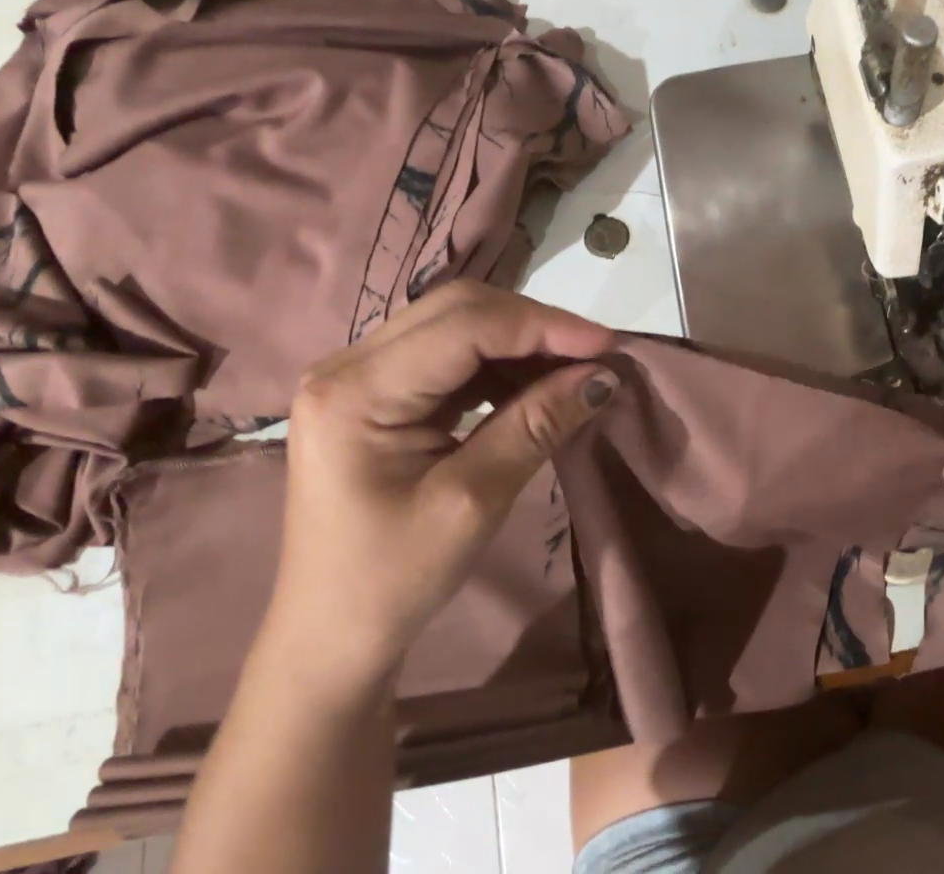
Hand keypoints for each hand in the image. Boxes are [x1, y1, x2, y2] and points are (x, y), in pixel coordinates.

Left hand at [269, 281, 617, 687]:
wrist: (334, 632)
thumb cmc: (395, 576)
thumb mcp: (474, 500)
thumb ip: (536, 425)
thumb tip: (604, 374)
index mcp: (356, 391)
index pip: (464, 327)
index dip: (543, 327)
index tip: (609, 346)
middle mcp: (347, 366)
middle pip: (456, 311)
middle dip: (533, 326)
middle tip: (596, 357)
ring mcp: (357, 377)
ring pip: (455, 326)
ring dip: (519, 342)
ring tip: (573, 373)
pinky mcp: (375, 394)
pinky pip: (447, 356)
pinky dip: (498, 364)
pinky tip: (534, 386)